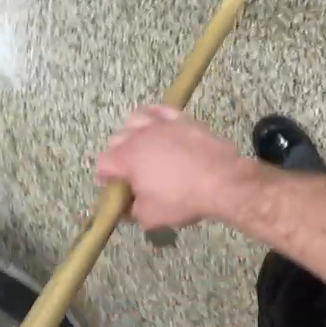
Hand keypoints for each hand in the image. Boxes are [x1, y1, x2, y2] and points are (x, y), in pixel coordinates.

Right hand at [95, 106, 256, 230]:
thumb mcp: (150, 216)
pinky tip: (159, 124)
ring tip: (142, 145)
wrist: (222, 180)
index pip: (103, 162)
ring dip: (134, 131)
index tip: (115, 188)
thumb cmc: (182, 199)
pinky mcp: (184, 120)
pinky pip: (163, 110)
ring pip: (137, 118)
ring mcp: (163, 124)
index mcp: (127, 158)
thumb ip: (133, 211)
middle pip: (117, 138)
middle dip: (118, 155)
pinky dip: (156, 115)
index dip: (105, 177)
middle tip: (130, 172)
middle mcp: (141, 135)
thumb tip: (130, 207)